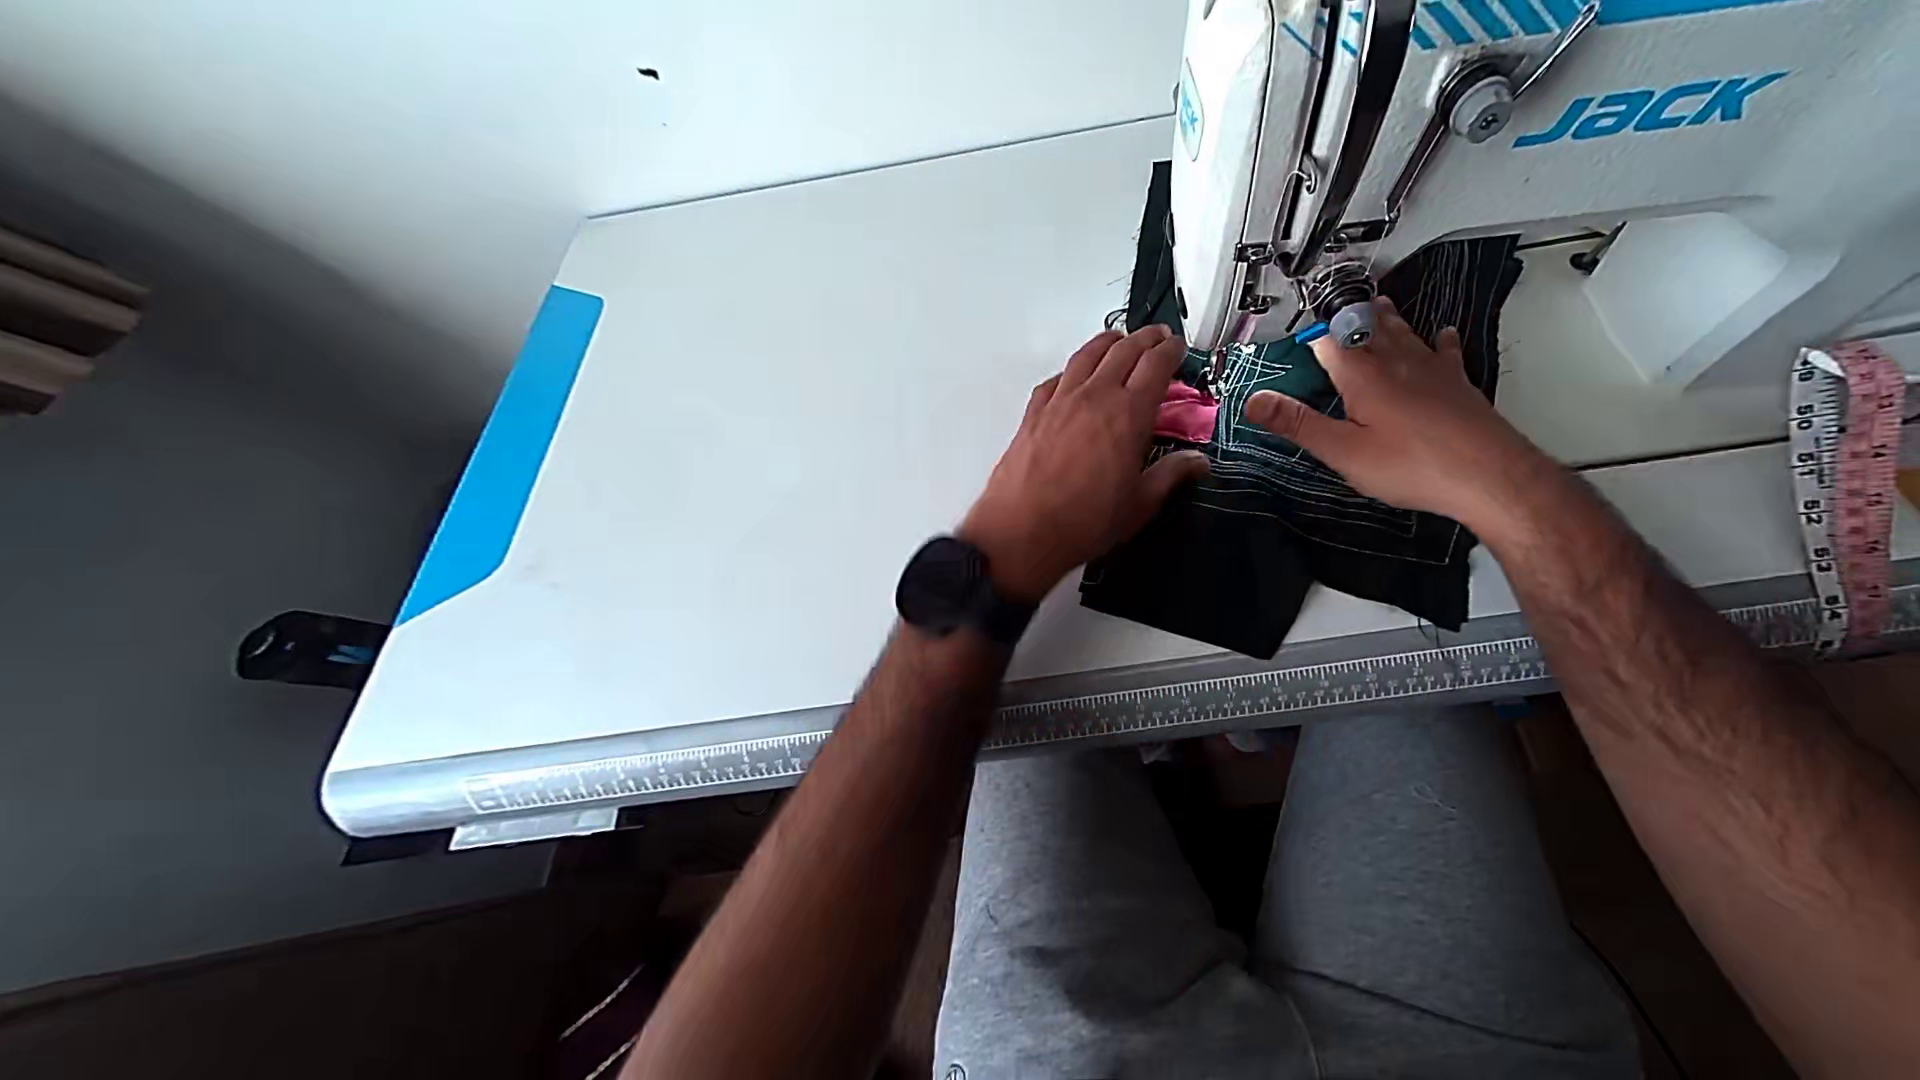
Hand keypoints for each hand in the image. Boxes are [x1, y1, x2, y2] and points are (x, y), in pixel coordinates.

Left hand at [959, 325, 1209, 603]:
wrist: (1022, 532)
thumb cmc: (1078, 522)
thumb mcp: (1139, 504)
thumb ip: (1170, 476)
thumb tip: (1193, 463)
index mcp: (1128, 415)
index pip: (1156, 365)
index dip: (1171, 352)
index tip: (1177, 349)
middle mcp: (1093, 399)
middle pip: (1124, 350)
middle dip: (1145, 339)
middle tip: (1156, 337)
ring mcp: (1059, 403)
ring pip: (1086, 356)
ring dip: (1107, 343)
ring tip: (1118, 339)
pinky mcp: (1033, 415)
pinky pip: (1054, 380)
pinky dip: (1070, 370)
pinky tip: (1072, 376)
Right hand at [1242, 296, 1556, 529]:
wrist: (1490, 477)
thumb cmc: (1415, 466)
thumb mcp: (1342, 451)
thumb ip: (1297, 424)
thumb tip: (1256, 401)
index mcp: (1364, 377)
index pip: (1329, 341)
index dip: (1311, 333)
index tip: (1295, 328)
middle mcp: (1398, 364)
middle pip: (1368, 328)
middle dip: (1348, 316)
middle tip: (1335, 303)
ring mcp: (1432, 370)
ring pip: (1404, 333)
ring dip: (1385, 318)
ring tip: (1375, 303)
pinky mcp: (1456, 385)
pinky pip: (1445, 351)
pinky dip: (1438, 339)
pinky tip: (1442, 333)